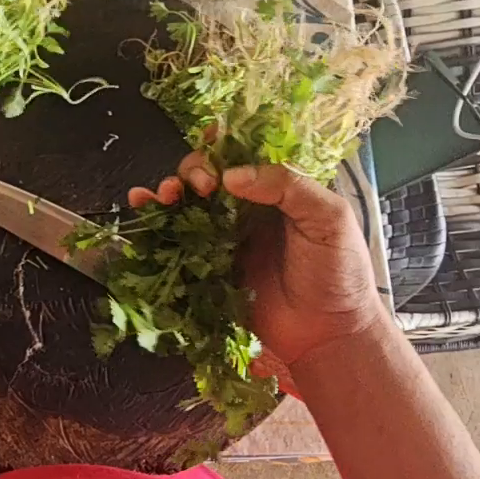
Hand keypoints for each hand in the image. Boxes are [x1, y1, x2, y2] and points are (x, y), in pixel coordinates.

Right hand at [130, 157, 387, 377]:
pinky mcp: (205, 265)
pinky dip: (153, 218)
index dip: (221, 144)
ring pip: (185, 202)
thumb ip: (288, 187)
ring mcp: (222, 236)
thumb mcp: (329, 219)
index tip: (212, 144)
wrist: (327, 334)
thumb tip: (232, 175)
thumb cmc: (339, 273)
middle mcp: (245, 208)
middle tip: (200, 186)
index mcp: (276, 190)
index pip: (242, 154)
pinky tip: (140, 205)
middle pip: (206, 174)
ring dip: (168, 188)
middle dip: (192, 169)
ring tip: (165, 194)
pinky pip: (175, 237)